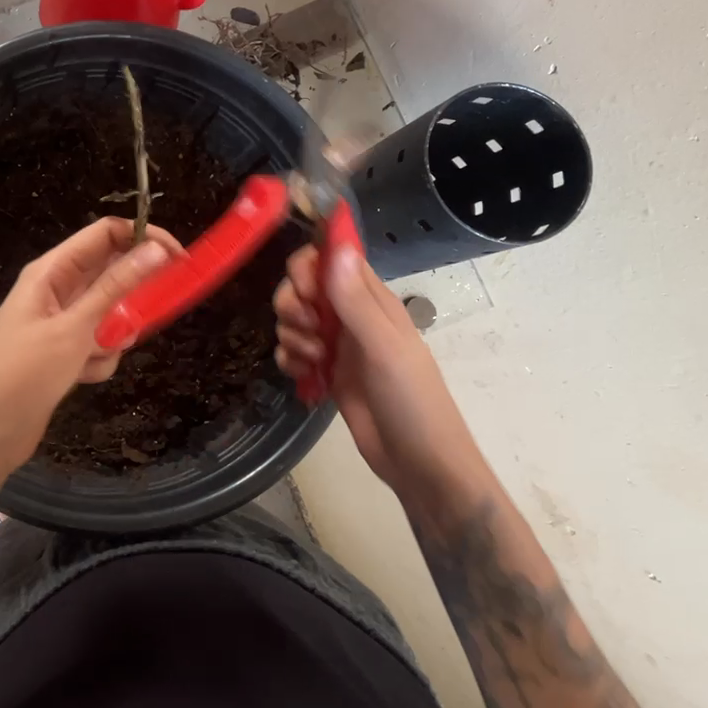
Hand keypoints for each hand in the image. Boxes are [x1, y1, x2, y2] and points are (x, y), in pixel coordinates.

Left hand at [0, 217, 179, 476]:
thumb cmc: (23, 371)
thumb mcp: (74, 327)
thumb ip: (115, 288)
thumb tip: (155, 248)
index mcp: (51, 271)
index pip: (105, 235)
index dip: (143, 239)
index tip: (179, 259)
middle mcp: (56, 291)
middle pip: (110, 275)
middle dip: (130, 298)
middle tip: (140, 320)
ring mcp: (59, 324)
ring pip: (109, 314)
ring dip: (114, 336)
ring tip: (96, 355)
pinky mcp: (63, 355)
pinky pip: (98, 345)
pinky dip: (99, 360)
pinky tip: (83, 377)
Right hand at [273, 243, 490, 509]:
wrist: (418, 463)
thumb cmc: (412, 400)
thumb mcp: (383, 347)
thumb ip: (355, 299)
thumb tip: (335, 245)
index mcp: (373, 300)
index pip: (331, 258)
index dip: (309, 267)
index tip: (307, 291)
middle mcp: (352, 316)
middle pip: (303, 287)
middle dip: (293, 304)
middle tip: (308, 329)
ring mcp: (337, 345)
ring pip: (293, 320)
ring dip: (291, 335)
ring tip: (313, 360)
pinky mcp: (324, 372)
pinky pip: (291, 351)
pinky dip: (289, 360)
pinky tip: (302, 376)